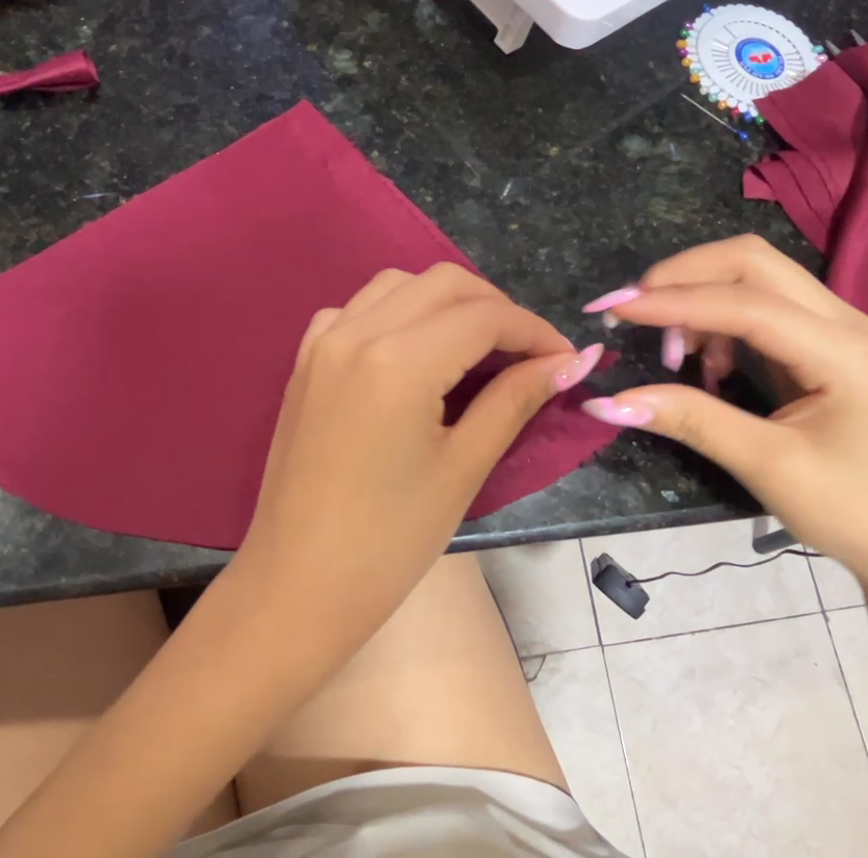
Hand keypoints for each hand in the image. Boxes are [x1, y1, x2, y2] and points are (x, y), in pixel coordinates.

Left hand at [239, 263, 598, 621]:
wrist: (298, 584)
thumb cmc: (390, 541)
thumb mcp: (463, 468)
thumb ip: (515, 400)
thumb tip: (568, 362)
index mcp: (397, 361)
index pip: (484, 317)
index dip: (535, 332)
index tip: (568, 359)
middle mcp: (355, 333)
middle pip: (443, 284)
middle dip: (496, 308)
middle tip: (529, 354)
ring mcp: (322, 342)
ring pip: (398, 285)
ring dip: (447, 302)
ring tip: (480, 348)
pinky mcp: (304, 362)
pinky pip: (357, 310)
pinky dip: (397, 312)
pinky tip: (415, 352)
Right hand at [580, 236, 867, 592]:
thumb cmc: (851, 510)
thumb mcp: (766, 466)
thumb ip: (691, 421)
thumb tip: (608, 402)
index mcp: (843, 350)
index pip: (745, 302)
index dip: (672, 301)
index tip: (611, 310)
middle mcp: (845, 322)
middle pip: (751, 263)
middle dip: (682, 278)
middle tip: (627, 310)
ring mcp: (836, 330)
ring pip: (754, 279)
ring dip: (699, 300)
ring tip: (671, 354)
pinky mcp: (821, 346)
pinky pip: (760, 309)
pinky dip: (718, 323)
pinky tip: (705, 365)